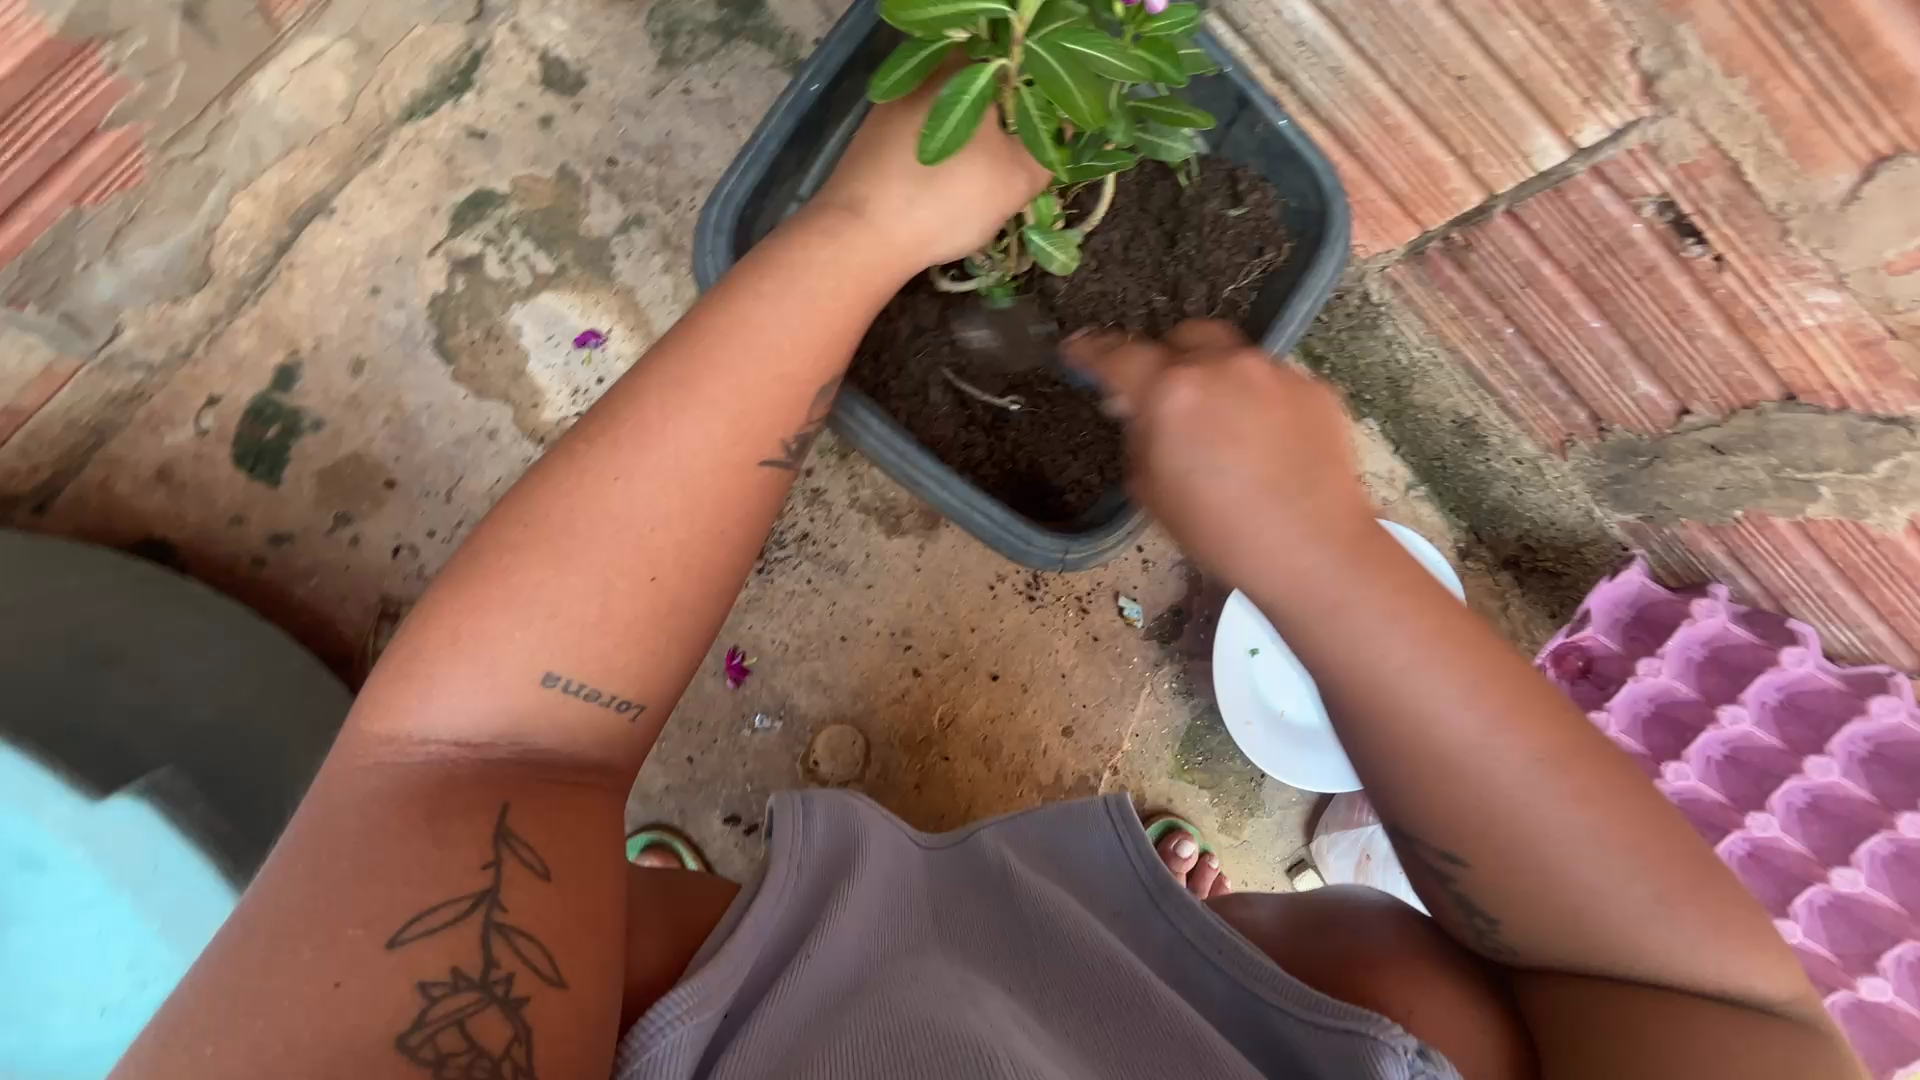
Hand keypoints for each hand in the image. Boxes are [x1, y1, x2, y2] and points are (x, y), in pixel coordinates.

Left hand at [809, 69, 1049, 274]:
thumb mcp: (1017, 179)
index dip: (1041, 94)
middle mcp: (929, 67)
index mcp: (968, 63)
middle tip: (1019, 161)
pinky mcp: (875, 131)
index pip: (1020, 60)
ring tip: (984, 180)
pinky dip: (943, 152)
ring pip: (953, 109)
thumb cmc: (947, 199)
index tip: (1046, 132)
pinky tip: (945, 186)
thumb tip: (1060, 125)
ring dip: (974, 138)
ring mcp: (896, 98)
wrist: (862, 233)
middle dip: (1006, 119)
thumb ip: (1047, 147)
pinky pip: (924, 131)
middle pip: (985, 83)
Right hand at [1064, 320, 1376, 586]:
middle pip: (1184, 338)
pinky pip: (1273, 382)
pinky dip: (1259, 401)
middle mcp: (1223, 368)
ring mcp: (1275, 373)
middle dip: (1168, 360)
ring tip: (1223, 426)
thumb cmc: (1220, 532)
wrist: (1313, 550)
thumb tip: (1139, 411)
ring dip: (1217, 380)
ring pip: (1233, 357)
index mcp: (1171, 394)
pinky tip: (1265, 443)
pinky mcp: (1315, 389)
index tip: (1077, 350)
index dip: (1091, 352)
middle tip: (1165, 398)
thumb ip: (1139, 437)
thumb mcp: (1152, 490)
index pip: (1118, 357)